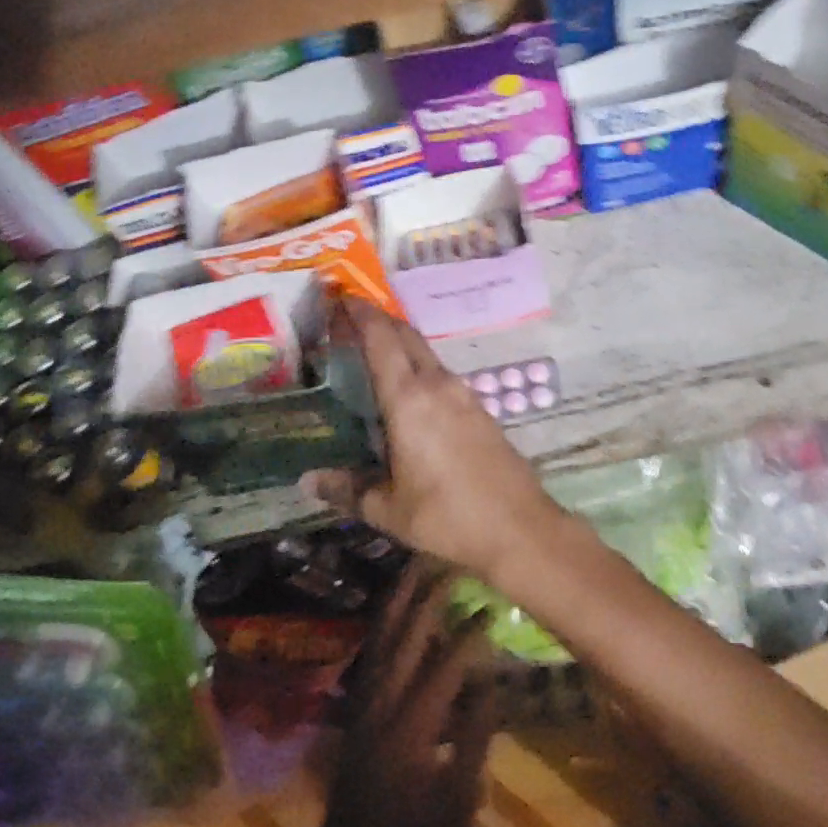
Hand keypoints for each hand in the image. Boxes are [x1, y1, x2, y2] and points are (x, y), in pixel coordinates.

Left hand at [303, 561, 499, 826]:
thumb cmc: (416, 826)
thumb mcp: (459, 794)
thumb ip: (476, 736)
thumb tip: (490, 680)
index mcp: (412, 727)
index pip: (443, 669)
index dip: (467, 637)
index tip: (489, 609)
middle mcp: (383, 702)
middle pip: (405, 639)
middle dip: (428, 600)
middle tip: (450, 566)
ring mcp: (365, 698)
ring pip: (380, 637)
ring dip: (400, 600)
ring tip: (416, 566)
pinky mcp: (357, 701)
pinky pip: (371, 649)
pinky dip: (384, 620)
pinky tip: (394, 603)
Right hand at [308, 298, 560, 577]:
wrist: (519, 528)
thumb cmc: (446, 516)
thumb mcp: (388, 509)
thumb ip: (347, 490)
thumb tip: (308, 480)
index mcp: (409, 400)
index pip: (381, 341)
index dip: (361, 315)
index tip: (341, 298)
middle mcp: (438, 386)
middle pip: (407, 337)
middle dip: (380, 321)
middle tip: (351, 319)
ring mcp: (465, 396)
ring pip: (427, 356)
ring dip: (402, 346)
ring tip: (374, 355)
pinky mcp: (481, 411)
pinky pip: (443, 377)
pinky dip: (421, 371)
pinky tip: (410, 394)